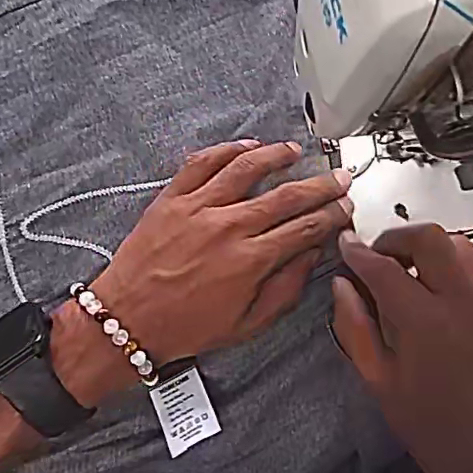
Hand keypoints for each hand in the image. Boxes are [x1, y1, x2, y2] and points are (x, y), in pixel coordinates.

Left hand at [54, 140, 352, 402]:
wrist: (128, 319)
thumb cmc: (183, 326)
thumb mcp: (246, 323)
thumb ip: (285, 289)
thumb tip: (310, 258)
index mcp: (250, 261)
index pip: (305, 227)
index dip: (332, 214)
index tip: (344, 208)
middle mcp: (228, 228)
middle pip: (287, 195)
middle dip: (320, 185)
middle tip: (337, 178)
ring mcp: (198, 208)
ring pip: (248, 168)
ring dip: (278, 156)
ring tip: (294, 152)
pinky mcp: (172, 199)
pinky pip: (203, 163)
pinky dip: (228, 150)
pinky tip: (246, 147)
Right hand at [332, 224, 472, 472]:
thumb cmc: (441, 433)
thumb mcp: (380, 383)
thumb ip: (356, 328)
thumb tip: (343, 291)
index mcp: (426, 325)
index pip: (384, 267)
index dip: (359, 253)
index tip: (348, 248)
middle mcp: (464, 307)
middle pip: (428, 240)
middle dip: (395, 238)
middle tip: (376, 254)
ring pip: (458, 246)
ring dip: (425, 247)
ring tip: (404, 267)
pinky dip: (450, 263)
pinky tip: (433, 285)